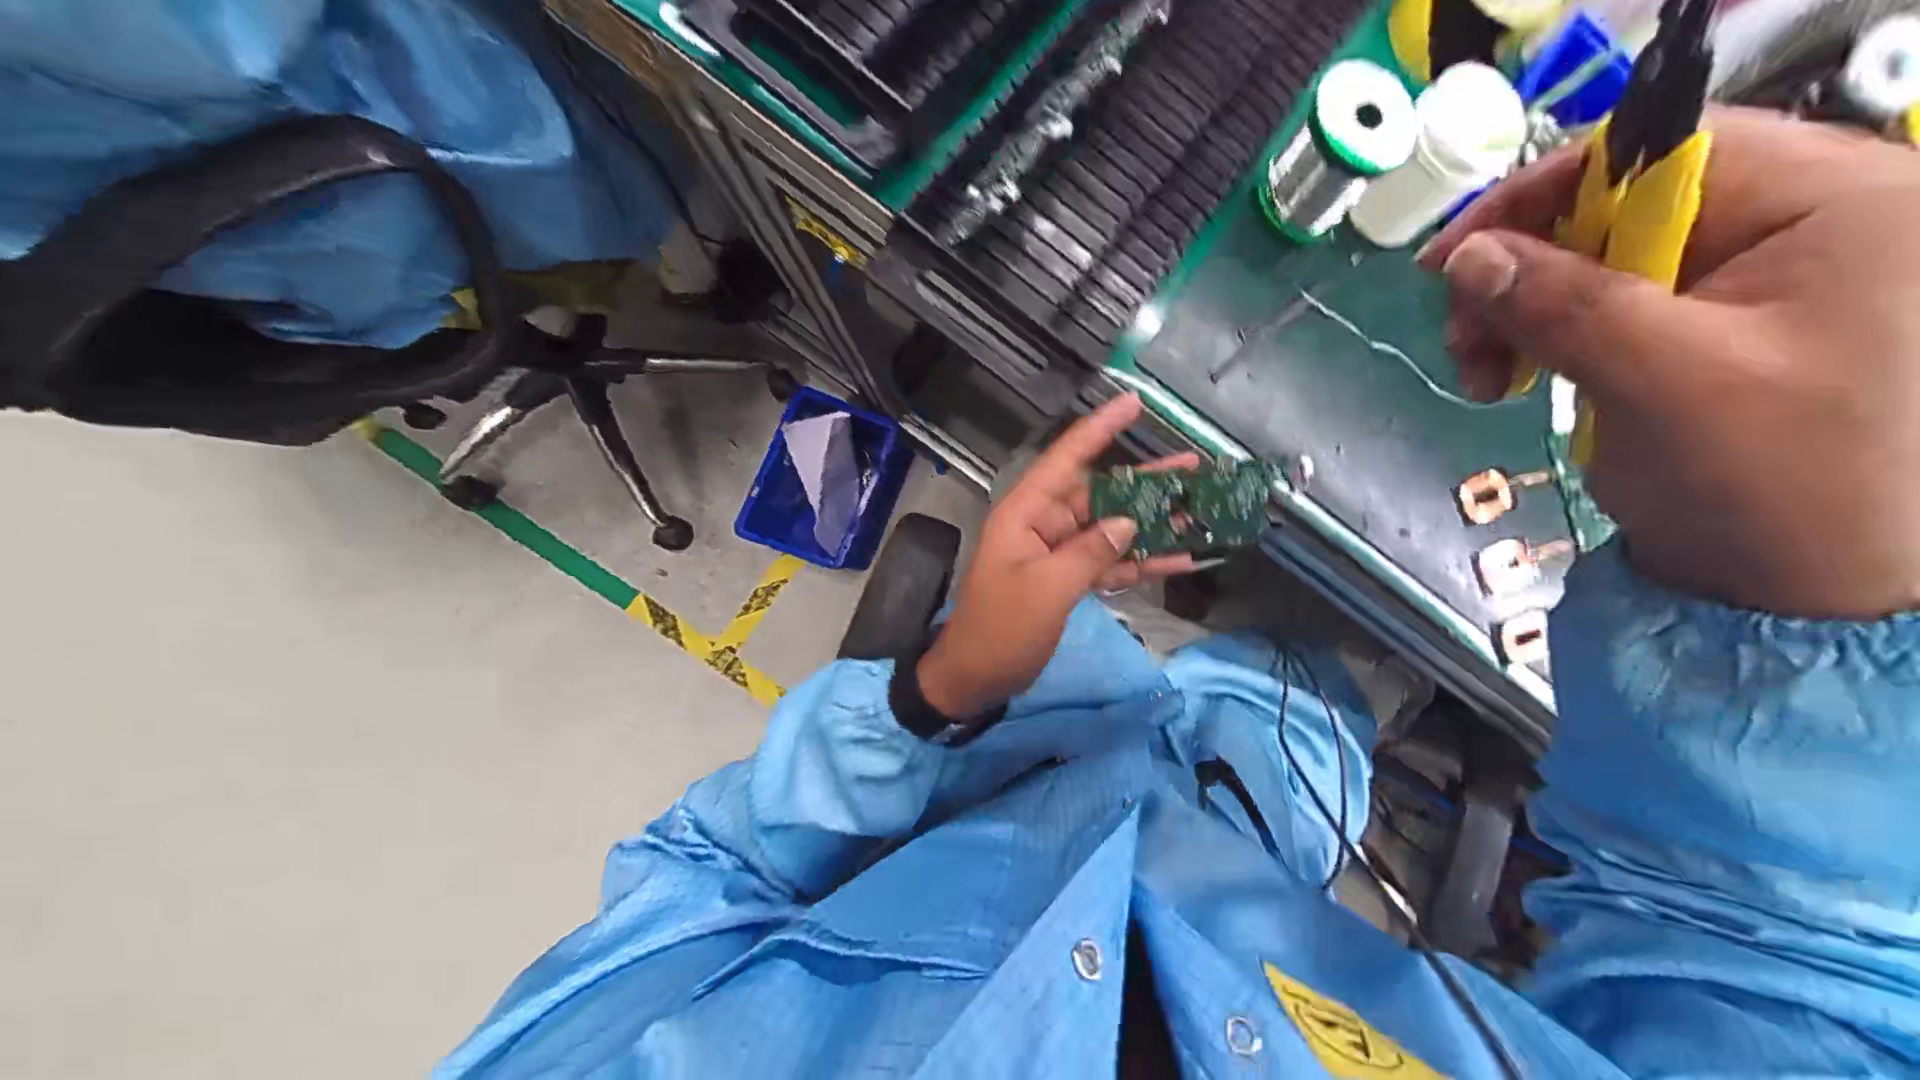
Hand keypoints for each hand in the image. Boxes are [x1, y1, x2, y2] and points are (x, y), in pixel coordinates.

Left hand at [916, 394, 1198, 717]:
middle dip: (1145, 483)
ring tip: (1201, 510)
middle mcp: (1043, 525)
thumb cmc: (1001, 629)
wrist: (976, 677)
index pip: (1065, 460)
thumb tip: (1127, 522)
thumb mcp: (1046, 589)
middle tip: (1195, 467)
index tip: (1133, 402)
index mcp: (1026, 513)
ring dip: (1152, 523)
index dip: (1099, 429)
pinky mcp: (1068, 580)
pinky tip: (1180, 559)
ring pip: (1111, 528)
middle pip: (1099, 494)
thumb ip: (1089, 552)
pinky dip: (1141, 562)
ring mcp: (1058, 553)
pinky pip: (1110, 563)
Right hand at [1420, 108, 1919, 618]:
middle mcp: (1779, 224)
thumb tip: (1466, 259)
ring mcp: (1726, 280)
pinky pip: (1581, 308)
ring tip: (1481, 375)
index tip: (1450, 259)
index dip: (1538, 193)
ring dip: (1509, 314)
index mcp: (1823, 203)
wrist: (1797, 579)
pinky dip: (1528, 340)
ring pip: (1577, 262)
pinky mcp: (1681, 329)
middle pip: (1603, 208)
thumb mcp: (1667, 381)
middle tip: (1461, 340)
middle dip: (1513, 272)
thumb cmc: (1773, 476)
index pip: (1655, 148)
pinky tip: (1506, 380)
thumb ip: (1566, 306)